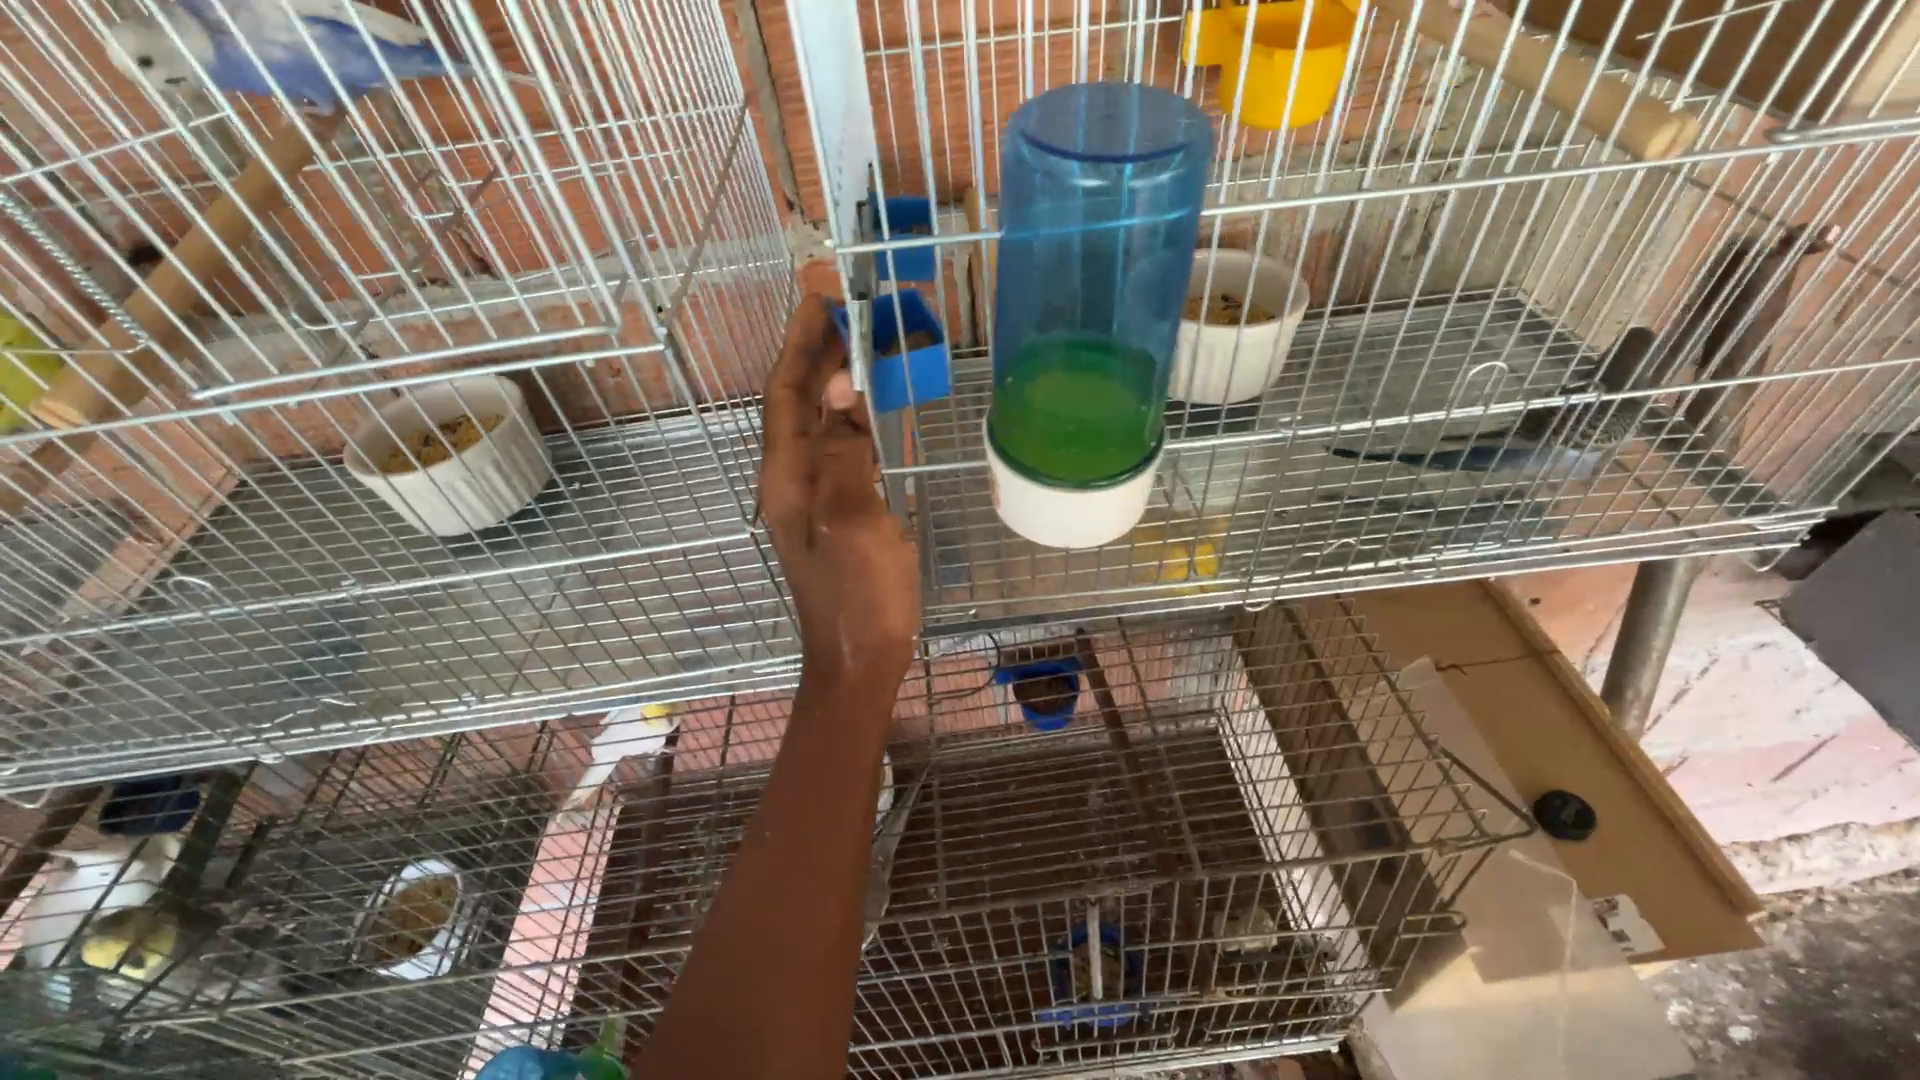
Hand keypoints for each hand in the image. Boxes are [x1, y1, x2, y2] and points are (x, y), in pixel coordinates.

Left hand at [759, 296, 920, 684]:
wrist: (858, 659)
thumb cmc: (857, 595)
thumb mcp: (851, 519)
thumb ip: (842, 451)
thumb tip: (842, 386)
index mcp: (786, 475)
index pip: (786, 392)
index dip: (801, 343)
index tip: (821, 297)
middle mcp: (794, 478)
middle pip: (802, 401)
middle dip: (822, 352)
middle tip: (853, 308)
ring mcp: (818, 496)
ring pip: (825, 423)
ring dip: (843, 382)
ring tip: (871, 342)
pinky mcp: (843, 512)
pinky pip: (847, 451)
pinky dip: (862, 420)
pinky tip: (882, 407)